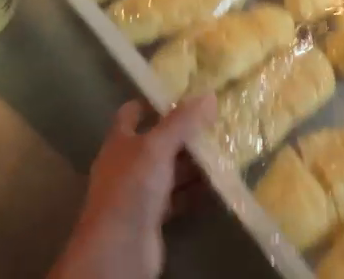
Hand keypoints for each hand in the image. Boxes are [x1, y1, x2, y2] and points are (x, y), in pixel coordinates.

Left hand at [49, 95, 217, 278]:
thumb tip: (209, 95)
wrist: (120, 248)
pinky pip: (177, 198)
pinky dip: (194, 193)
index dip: (152, 103)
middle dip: (182, 135)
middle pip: (157, 142)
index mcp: (120, 140)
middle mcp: (127, 163)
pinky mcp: (153, 217)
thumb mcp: (157, 148)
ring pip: (169, 172)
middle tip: (214, 125)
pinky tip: (217, 188)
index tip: (181, 96)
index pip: (132, 112)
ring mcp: (139, 192)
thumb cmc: (132, 187)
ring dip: (192, 165)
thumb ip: (181, 123)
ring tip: (223, 153)